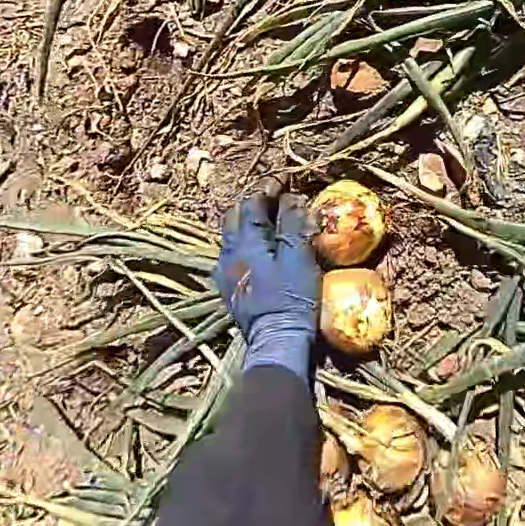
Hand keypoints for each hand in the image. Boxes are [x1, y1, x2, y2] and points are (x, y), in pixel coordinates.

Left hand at [216, 187, 318, 377]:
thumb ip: (293, 224)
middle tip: (276, 201)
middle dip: (253, 204)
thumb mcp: (299, 256)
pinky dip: (246, 245)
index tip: (285, 183)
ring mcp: (225, 273)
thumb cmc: (292, 296)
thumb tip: (291, 199)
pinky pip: (233, 256)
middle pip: (235, 217)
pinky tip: (261, 252)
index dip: (269, 190)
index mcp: (245, 242)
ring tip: (269, 224)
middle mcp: (228, 253)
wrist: (277, 342)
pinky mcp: (229, 290)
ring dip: (248, 225)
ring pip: (231, 237)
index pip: (252, 203)